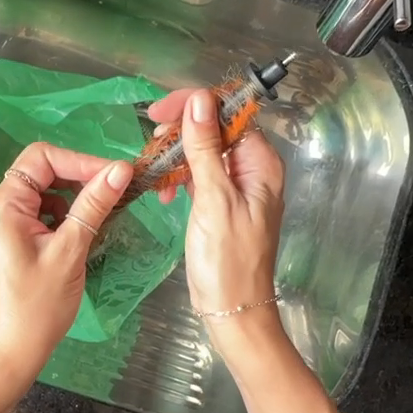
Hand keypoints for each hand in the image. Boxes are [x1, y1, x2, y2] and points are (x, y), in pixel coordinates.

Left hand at [0, 142, 132, 388]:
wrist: (15, 348)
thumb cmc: (40, 304)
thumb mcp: (70, 250)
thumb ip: (93, 205)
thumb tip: (121, 170)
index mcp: (4, 204)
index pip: (42, 158)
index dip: (81, 161)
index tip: (115, 175)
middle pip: (42, 170)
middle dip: (80, 175)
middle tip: (115, 189)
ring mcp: (4, 222)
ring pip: (45, 191)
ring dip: (75, 195)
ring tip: (104, 210)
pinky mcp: (13, 238)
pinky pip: (42, 211)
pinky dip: (66, 213)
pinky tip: (84, 227)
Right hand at [145, 88, 285, 348]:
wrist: (233, 310)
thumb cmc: (227, 259)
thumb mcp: (214, 200)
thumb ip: (205, 149)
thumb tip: (200, 101)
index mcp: (261, 163)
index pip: (229, 114)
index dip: (195, 106)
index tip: (158, 113)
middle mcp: (252, 170)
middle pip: (215, 130)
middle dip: (181, 132)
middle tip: (152, 144)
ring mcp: (236, 188)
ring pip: (203, 154)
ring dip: (176, 158)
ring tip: (155, 172)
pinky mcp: (220, 205)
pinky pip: (199, 178)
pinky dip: (179, 180)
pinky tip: (164, 193)